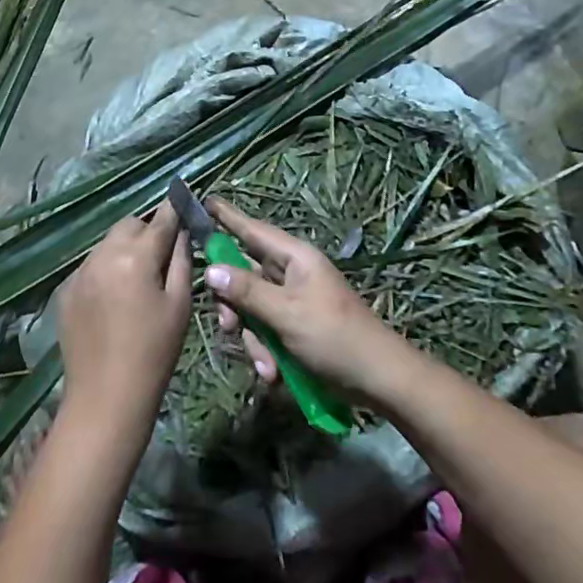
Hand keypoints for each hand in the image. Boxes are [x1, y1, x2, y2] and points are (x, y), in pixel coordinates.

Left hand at [55, 202, 192, 432]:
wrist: (106, 396)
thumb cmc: (155, 352)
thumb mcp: (179, 305)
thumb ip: (181, 261)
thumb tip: (181, 232)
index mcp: (136, 257)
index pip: (160, 220)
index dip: (173, 208)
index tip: (181, 196)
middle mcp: (102, 255)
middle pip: (128, 225)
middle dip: (147, 230)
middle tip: (161, 254)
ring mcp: (79, 272)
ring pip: (107, 244)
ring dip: (124, 249)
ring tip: (137, 278)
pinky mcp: (66, 290)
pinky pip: (90, 266)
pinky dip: (105, 270)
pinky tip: (113, 299)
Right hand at [205, 198, 421, 404]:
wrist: (378, 380)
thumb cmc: (335, 337)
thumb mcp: (286, 313)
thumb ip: (246, 291)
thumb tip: (210, 270)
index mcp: (294, 258)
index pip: (252, 229)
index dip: (227, 217)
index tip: (203, 201)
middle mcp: (291, 274)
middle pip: (243, 276)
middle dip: (234, 305)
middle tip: (228, 326)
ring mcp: (292, 301)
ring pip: (251, 309)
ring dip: (253, 338)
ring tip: (266, 364)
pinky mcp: (294, 327)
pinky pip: (266, 331)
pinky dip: (266, 351)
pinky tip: (274, 373)